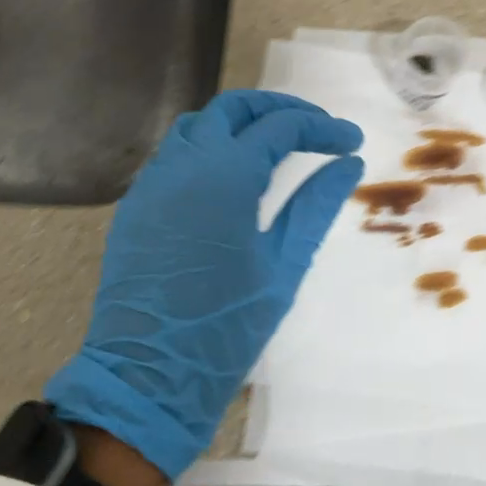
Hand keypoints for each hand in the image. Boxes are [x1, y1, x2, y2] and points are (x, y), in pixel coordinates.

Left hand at [45, 90, 364, 479]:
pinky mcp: (136, 205)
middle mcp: (184, 165)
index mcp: (226, 176)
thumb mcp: (283, 266)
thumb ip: (315, 206)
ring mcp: (153, 183)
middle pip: (232, 108)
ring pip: (196, 125)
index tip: (350, 142)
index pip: (280, 127)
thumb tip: (347, 164)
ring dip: (237, 123)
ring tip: (272, 145)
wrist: (148, 377)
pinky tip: (228, 176)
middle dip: (277, 108)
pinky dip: (206, 148)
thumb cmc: (226, 328)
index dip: (321, 128)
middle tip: (313, 127)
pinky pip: (173, 155)